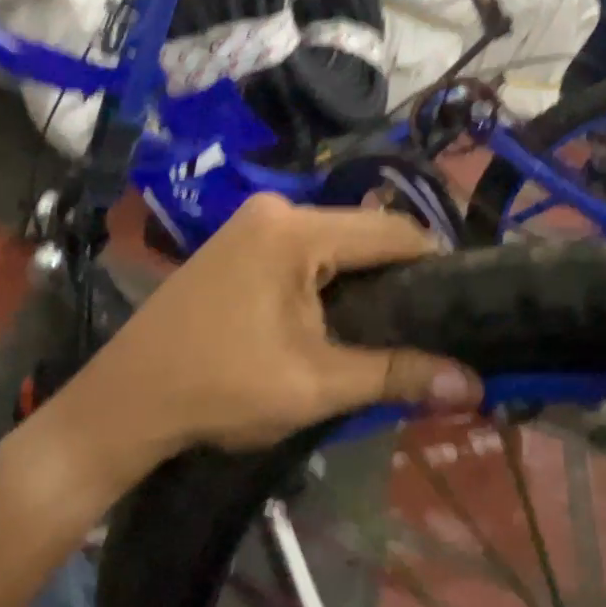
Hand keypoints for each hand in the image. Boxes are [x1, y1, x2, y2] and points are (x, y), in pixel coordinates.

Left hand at [75, 194, 482, 455]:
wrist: (130, 397)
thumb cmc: (222, 387)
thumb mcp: (317, 385)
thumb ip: (397, 376)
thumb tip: (475, 386)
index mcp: (296, 229)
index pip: (393, 232)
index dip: (436, 266)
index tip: (466, 306)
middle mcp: (274, 209)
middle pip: (362, 234)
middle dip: (398, 279)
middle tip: (433, 328)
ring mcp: (249, 223)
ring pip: (332, 245)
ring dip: (361, 283)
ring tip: (392, 330)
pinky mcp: (234, 243)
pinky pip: (301, 252)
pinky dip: (327, 281)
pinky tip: (337, 320)